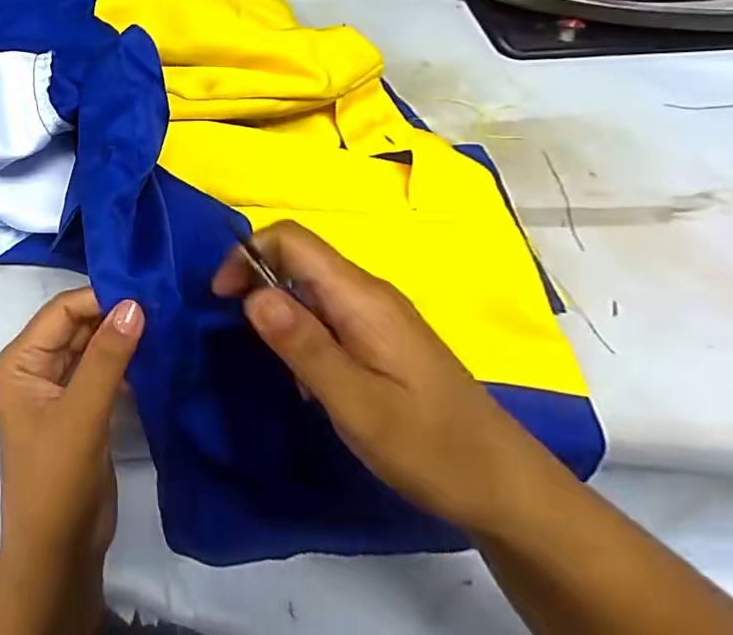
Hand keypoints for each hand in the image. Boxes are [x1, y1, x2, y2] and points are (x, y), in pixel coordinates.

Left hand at [0, 290, 140, 634]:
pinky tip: (157, 357)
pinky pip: (103, 372)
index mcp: (21, 359)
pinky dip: (126, 363)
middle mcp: (36, 365)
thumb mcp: (82, 414)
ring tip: (168, 323)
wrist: (58, 550)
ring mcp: (60, 387)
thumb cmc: (57, 478)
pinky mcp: (82, 408)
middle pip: (77, 325)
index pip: (61, 311)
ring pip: (92, 347)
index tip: (148, 292)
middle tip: (166, 304)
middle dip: (115, 315)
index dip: (100, 298)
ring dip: (122, 338)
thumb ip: (106, 358)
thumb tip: (135, 304)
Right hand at [214, 221, 566, 534]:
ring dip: (277, 314)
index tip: (222, 299)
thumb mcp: (359, 406)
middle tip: (243, 339)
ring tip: (280, 367)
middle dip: (256, 284)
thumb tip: (253, 295)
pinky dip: (300, 333)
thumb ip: (304, 347)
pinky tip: (309, 379)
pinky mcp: (380, 336)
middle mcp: (369, 294)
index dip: (247, 255)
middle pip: (296, 258)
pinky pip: (324, 313)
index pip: (292, 239)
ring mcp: (377, 314)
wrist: (510, 492)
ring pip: (307, 287)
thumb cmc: (434, 450)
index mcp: (362, 298)